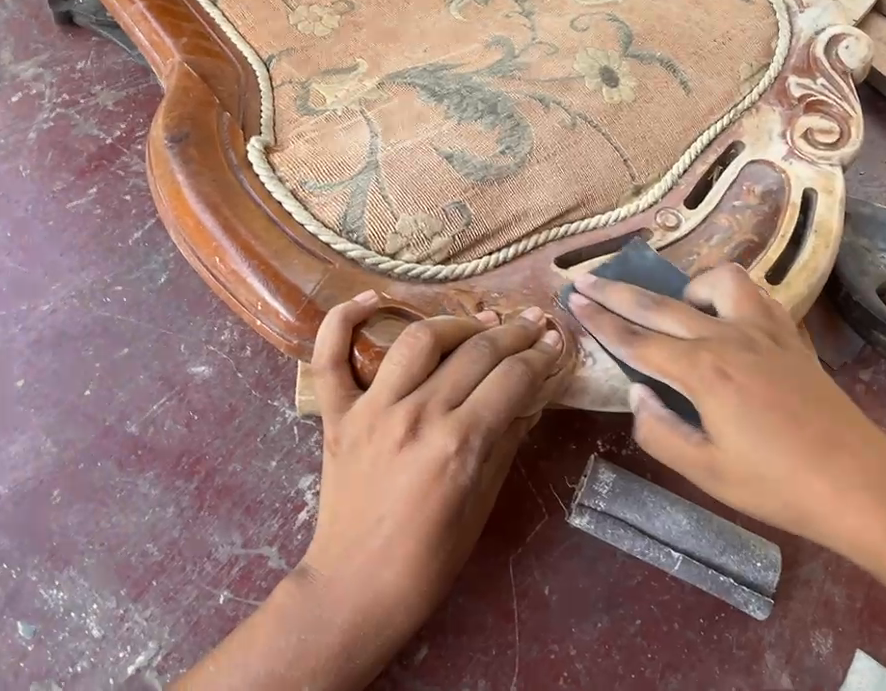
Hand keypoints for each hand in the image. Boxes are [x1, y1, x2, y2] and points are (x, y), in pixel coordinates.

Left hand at [297, 291, 566, 630]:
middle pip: (476, 352)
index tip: (554, 344)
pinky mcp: (336, 414)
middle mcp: (419, 414)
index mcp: (461, 443)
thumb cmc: (430, 557)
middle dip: (514, 333)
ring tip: (480, 320)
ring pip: (419, 338)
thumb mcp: (483, 502)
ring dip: (456, 321)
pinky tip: (369, 299)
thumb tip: (531, 397)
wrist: (357, 587)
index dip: (541, 356)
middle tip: (532, 323)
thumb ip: (506, 441)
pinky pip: (331, 355)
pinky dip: (342, 320)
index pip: (513, 378)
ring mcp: (372, 409)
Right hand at [566, 265, 885, 567]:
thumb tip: (636, 391)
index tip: (572, 298)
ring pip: (719, 281)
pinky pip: (757, 294)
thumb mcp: (706, 474)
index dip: (599, 319)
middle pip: (661, 304)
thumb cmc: (778, 488)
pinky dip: (732, 295)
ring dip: (689, 286)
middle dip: (617, 291)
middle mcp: (729, 338)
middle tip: (585, 278)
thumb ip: (660, 431)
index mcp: (703, 373)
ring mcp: (766, 331)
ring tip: (680, 307)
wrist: (861, 484)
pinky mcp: (792, 336)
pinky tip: (728, 315)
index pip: (637, 340)